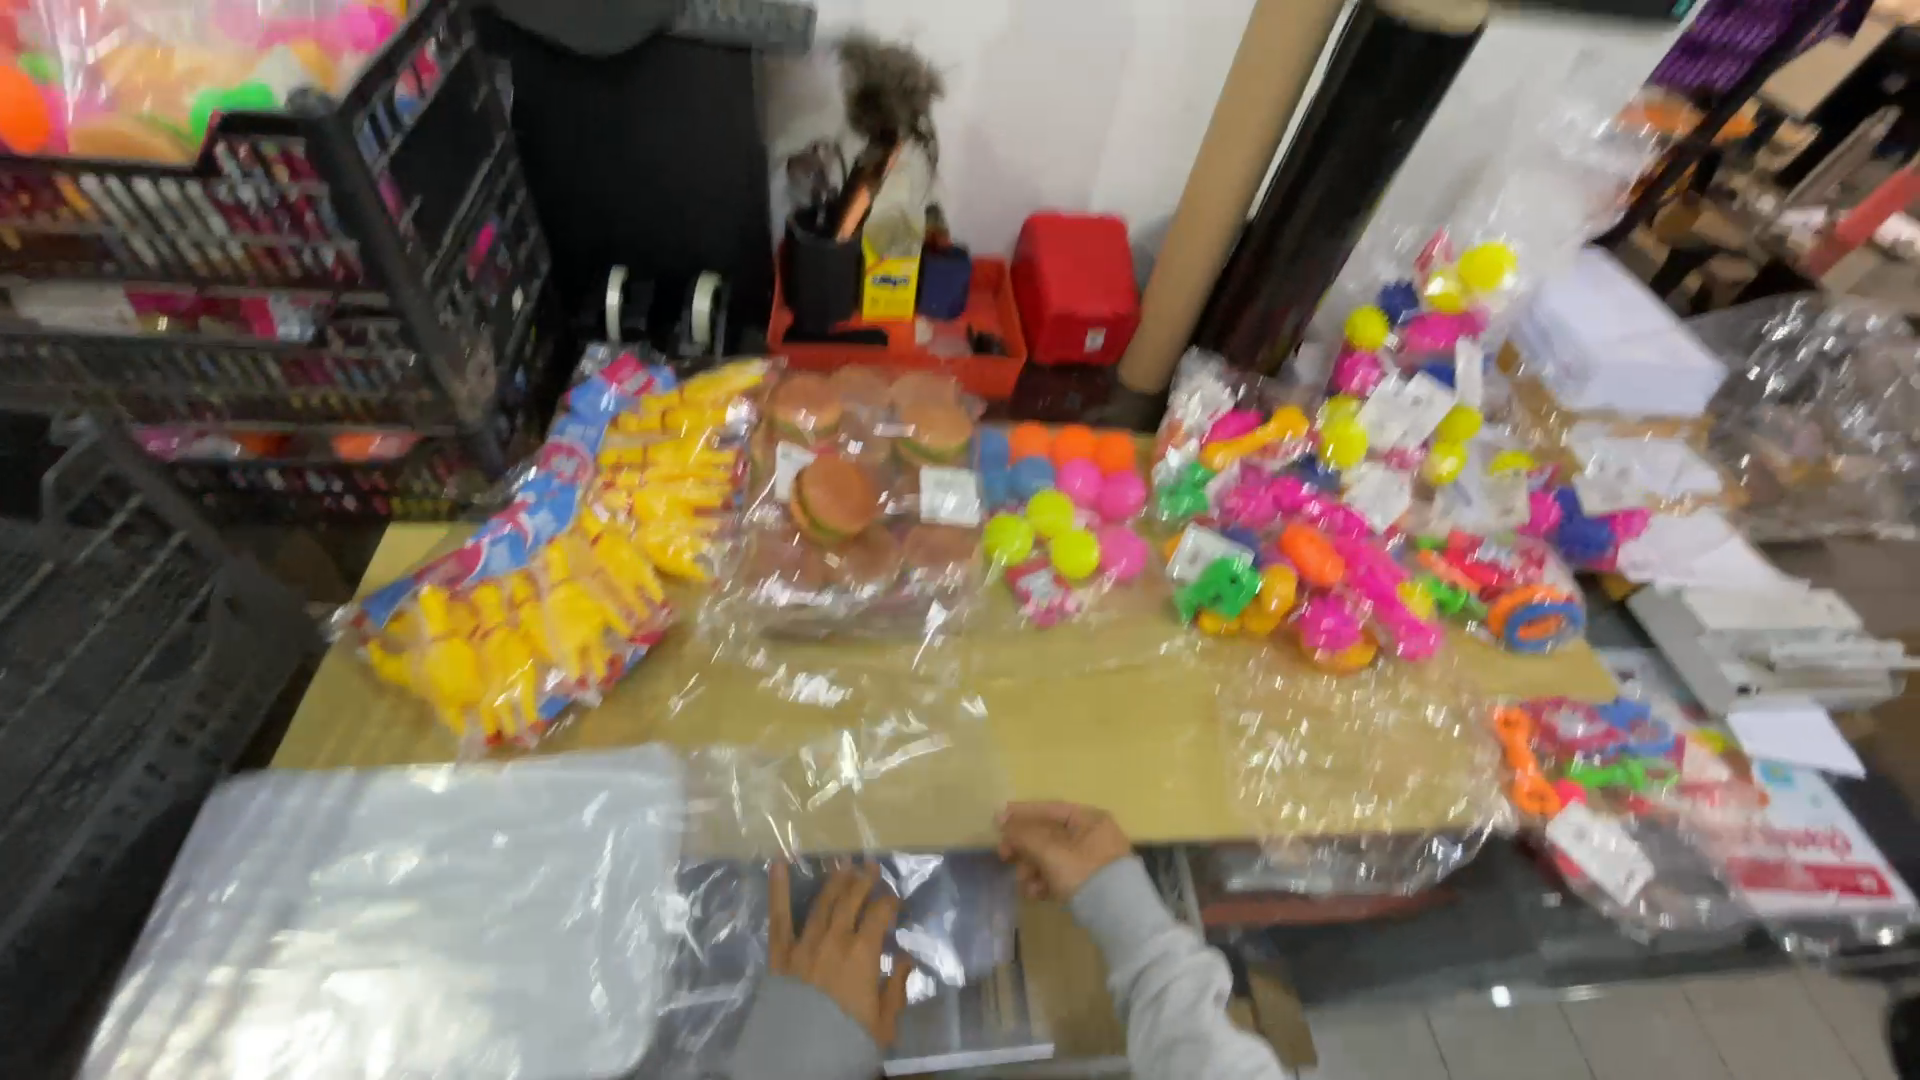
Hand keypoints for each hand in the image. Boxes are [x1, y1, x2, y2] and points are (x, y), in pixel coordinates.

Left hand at [769, 861, 913, 1046]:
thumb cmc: (846, 1043)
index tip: (894, 898)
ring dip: (835, 880)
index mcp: (862, 953)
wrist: (800, 1063)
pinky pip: (779, 916)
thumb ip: (896, 988)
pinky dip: (778, 888)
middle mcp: (834, 939)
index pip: (880, 913)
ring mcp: (805, 943)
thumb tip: (905, 960)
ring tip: (844, 862)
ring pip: (823, 901)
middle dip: (864, 880)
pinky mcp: (781, 953)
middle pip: (852, 899)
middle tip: (871, 866)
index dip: (890, 901)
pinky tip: (778, 863)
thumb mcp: (884, 1024)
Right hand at [996, 801, 1133, 901]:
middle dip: (1025, 849)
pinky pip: (1062, 875)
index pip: (1050, 809)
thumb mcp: (1050, 852)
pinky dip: (1046, 881)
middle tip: (1004, 856)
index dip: (1023, 813)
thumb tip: (1002, 819)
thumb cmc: (1084, 874)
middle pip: (1049, 835)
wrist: (1119, 920)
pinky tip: (1036, 894)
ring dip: (1033, 869)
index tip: (999, 819)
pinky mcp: (1092, 883)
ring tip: (1024, 884)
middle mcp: (1093, 835)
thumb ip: (1024, 835)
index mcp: (1090, 819)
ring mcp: (1094, 860)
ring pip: (1053, 857)